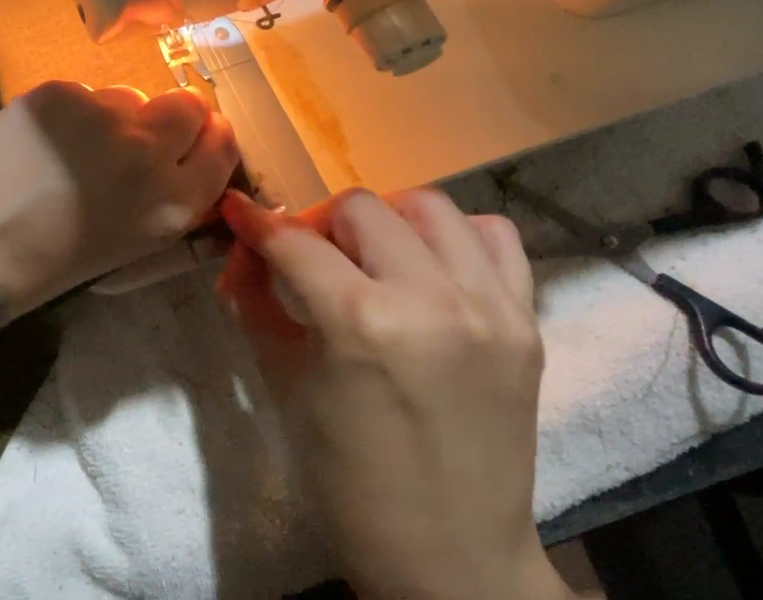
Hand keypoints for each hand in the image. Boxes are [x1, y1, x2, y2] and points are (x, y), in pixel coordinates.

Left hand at [0, 81, 237, 316]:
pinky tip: (40, 143)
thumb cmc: (49, 264)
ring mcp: (99, 117)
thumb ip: (166, 198)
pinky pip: (81, 92)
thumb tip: (185, 158)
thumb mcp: (131, 244)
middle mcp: (147, 153)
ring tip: (76, 148)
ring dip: (115, 115)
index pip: (221, 146)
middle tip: (136, 135)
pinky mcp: (56, 94)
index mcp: (172, 205)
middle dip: (170, 117)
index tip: (195, 136)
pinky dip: (69, 112)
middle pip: (185, 106)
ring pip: (128, 95)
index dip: (208, 138)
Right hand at [217, 188, 567, 599]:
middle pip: (360, 208)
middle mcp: (433, 301)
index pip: (295, 241)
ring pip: (428, 206)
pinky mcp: (527, 323)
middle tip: (305, 259)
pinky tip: (429, 268)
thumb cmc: (346, 478)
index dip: (254, 223)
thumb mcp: (282, 382)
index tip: (235, 212)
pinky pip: (495, 237)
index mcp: (363, 324)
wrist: (448, 556)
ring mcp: (490, 309)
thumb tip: (242, 248)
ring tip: (370, 259)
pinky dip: (453, 238)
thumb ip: (257, 301)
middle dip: (317, 225)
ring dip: (386, 222)